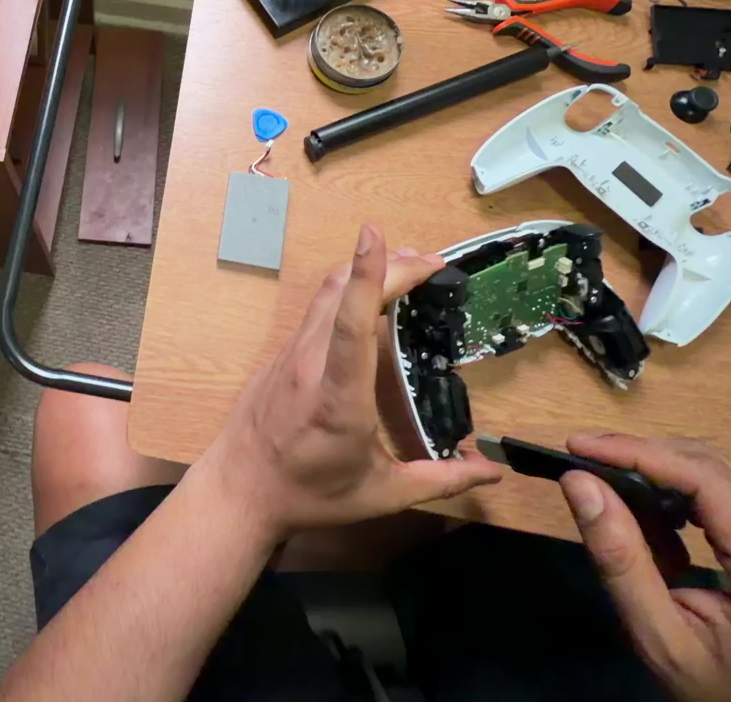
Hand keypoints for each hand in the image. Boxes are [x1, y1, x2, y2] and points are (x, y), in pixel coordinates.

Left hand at [195, 223, 502, 543]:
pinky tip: (371, 299)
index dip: (366, 276)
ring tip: (410, 268)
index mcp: (338, 399)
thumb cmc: (309, 495)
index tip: (374, 234)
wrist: (239, 488)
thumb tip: (491, 472)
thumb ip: (440, 480)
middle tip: (434, 262)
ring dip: (365, 273)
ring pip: (324, 295)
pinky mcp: (282, 354)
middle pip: (340, 294)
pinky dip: (346, 291)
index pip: (351, 325)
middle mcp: (309, 364)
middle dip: (388, 267)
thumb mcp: (381, 494)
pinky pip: (316, 310)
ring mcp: (290, 354)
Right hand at [559, 433, 730, 701]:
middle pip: (719, 471)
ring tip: (619, 503)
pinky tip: (664, 531)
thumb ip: (622, 561)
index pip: (708, 481)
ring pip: (730, 479)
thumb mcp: (664, 642)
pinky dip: (691, 499)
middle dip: (644, 456)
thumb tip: (579, 482)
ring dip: (665, 477)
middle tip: (586, 465)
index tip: (576, 444)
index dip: (638, 452)